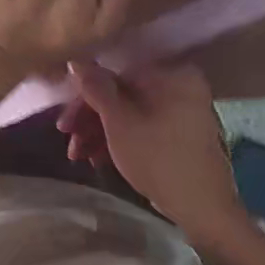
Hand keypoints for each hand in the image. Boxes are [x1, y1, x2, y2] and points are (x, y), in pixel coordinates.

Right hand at [60, 60, 250, 243]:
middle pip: (120, 96)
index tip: (64, 123)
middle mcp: (179, 86)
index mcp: (171, 76)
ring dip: (98, 133)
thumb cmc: (156, 156)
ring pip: (128, 114)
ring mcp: (181, 112)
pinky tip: (98, 159)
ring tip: (79, 156)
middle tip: (69, 141)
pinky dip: (118, 140)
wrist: (199, 204)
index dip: (84, 98)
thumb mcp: (118, 121)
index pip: (115, 76)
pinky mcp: (178, 134)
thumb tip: (76, 60)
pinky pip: (141, 127)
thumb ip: (95, 89)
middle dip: (90, 120)